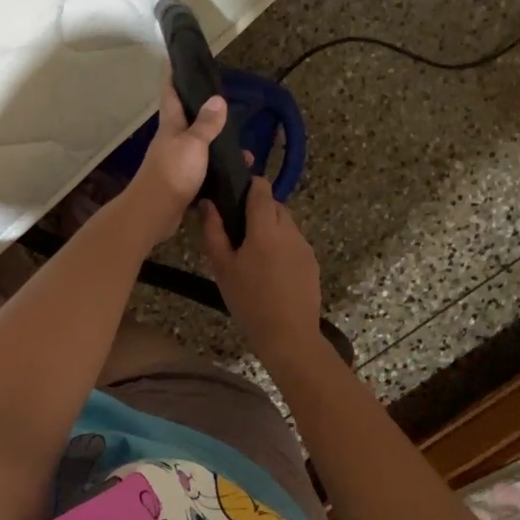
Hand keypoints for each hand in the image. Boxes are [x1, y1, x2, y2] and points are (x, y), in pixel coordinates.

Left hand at [122, 78, 227, 244]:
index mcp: (171, 126)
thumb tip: (217, 99)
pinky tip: (235, 172)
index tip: (176, 60)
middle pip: (185, 118)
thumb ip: (206, 124)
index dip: (172, 76)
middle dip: (202, 109)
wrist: (155, 212)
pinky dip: (218, 167)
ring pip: (198, 145)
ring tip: (243, 146)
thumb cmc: (173, 172)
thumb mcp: (194, 144)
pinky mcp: (182, 181)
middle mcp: (171, 140)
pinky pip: (203, 168)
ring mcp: (175, 161)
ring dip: (217, 142)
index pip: (170, 94)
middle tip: (223, 102)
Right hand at [200, 179, 323, 366]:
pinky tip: (269, 269)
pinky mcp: (312, 262)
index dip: (249, 184)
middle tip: (237, 229)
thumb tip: (208, 204)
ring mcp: (304, 246)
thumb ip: (213, 231)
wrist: (289, 336)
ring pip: (286, 223)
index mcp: (265, 228)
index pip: (261, 189)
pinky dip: (281, 244)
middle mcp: (289, 231)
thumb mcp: (222, 267)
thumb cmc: (249, 300)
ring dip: (270, 227)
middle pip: (275, 205)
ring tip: (252, 252)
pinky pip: (294, 241)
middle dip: (258, 208)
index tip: (234, 192)